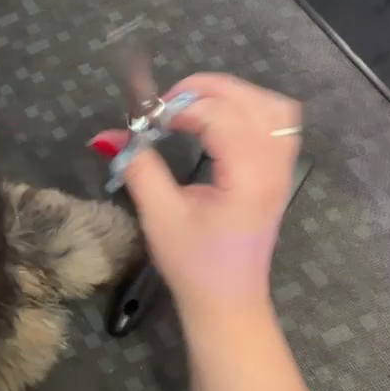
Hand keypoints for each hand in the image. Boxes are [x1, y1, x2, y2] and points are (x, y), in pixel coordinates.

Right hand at [102, 73, 302, 317]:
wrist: (227, 299)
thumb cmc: (193, 263)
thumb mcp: (159, 217)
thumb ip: (138, 170)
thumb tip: (107, 137)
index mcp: (246, 177)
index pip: (221, 117)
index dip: (181, 108)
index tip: (148, 120)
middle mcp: (273, 166)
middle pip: (253, 101)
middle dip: (207, 91)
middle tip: (167, 103)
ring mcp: (281, 168)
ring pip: (271, 107)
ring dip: (232, 96)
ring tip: (192, 107)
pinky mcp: (278, 172)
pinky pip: (276, 124)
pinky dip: (248, 110)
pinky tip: (218, 121)